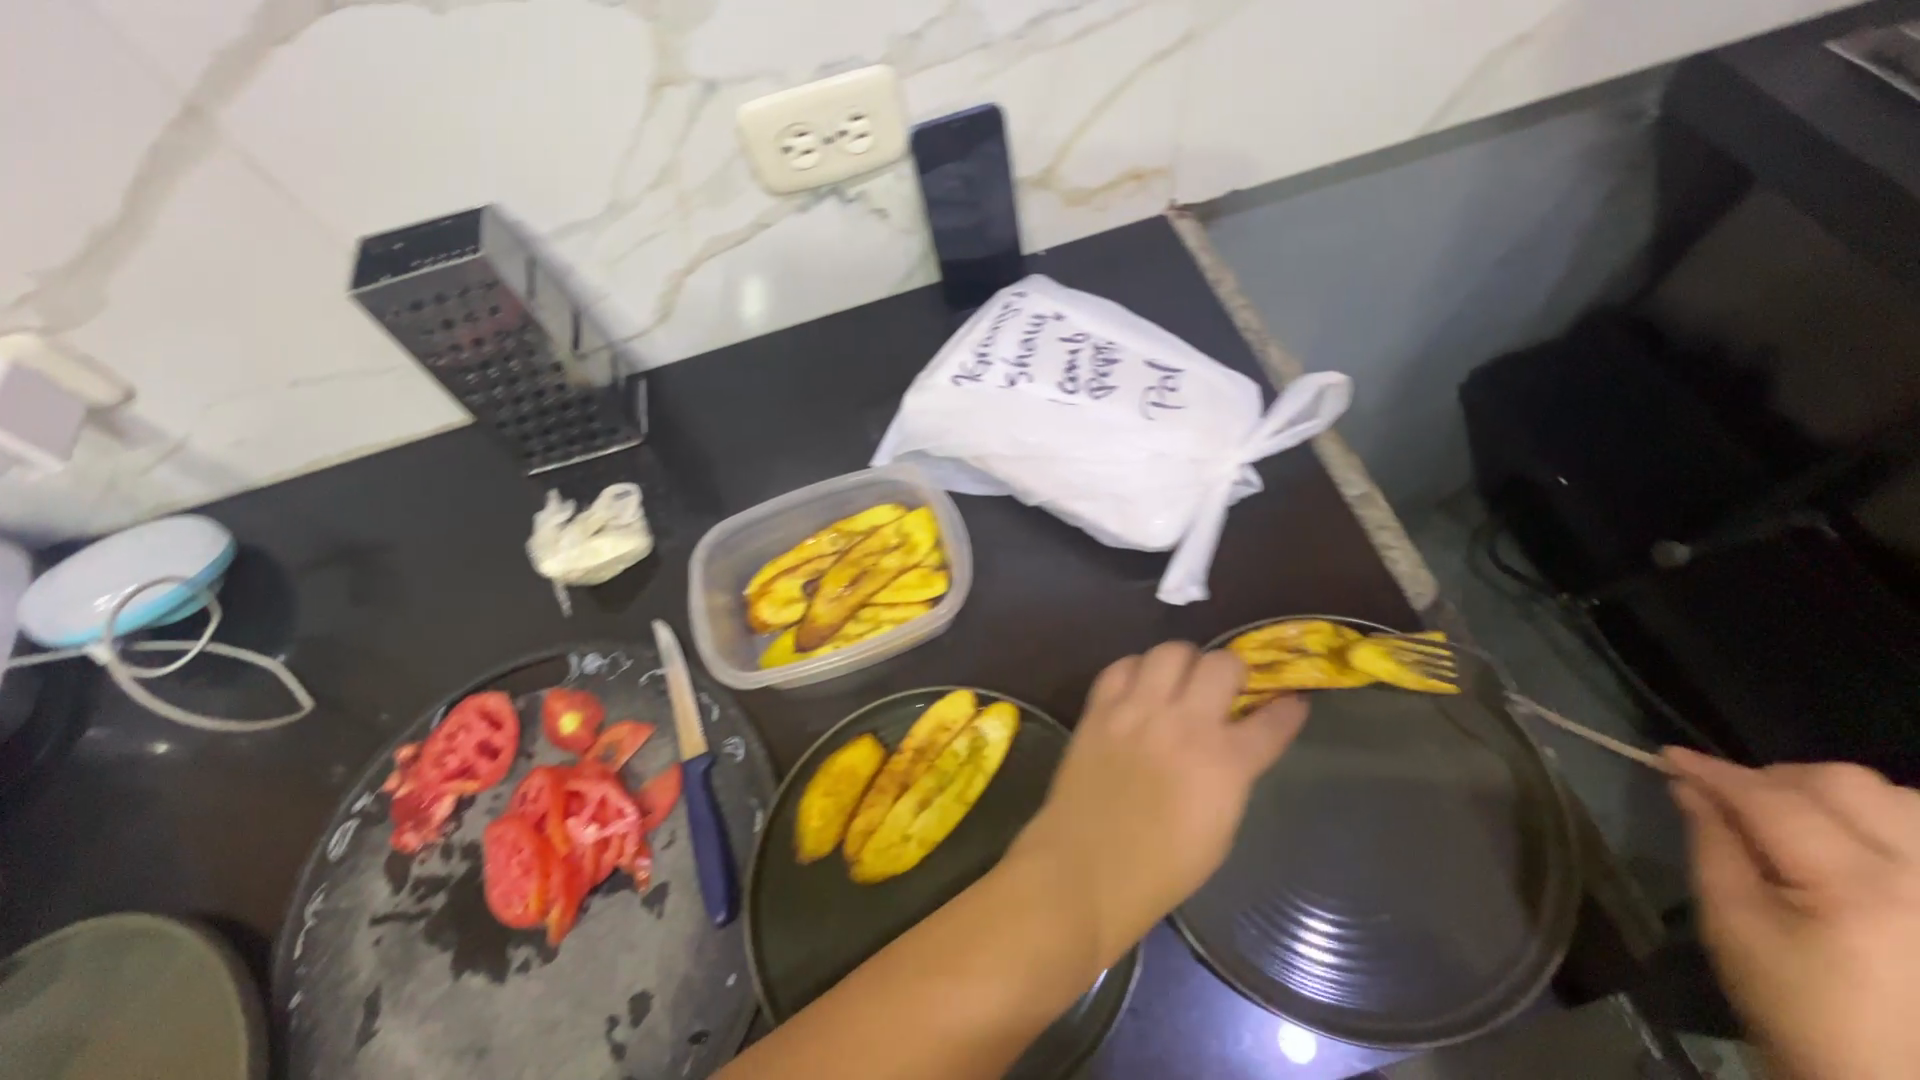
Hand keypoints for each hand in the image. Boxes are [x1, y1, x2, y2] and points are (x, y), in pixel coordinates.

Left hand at [1007, 642, 1307, 962]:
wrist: (1084, 870)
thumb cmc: (1162, 868)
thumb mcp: (1220, 829)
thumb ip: (1232, 778)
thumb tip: (1235, 749)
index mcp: (1224, 763)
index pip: (1271, 721)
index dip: (1288, 710)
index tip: (1292, 703)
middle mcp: (1183, 725)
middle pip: (1220, 664)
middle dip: (1232, 671)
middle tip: (1225, 689)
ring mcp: (1136, 712)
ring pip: (1170, 651)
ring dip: (1184, 663)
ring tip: (1180, 682)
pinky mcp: (1098, 711)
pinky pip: (1121, 667)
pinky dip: (1136, 671)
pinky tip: (1138, 690)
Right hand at [1666, 746, 1919, 1079]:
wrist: (1877, 1073)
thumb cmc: (1793, 1004)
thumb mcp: (1732, 924)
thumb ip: (1713, 845)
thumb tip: (1689, 786)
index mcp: (1859, 887)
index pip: (1774, 800)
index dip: (1715, 772)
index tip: (1667, 756)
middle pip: (1844, 783)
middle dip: (1774, 779)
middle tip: (1730, 798)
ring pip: (1894, 795)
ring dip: (1832, 795)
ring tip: (1792, 819)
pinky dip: (1880, 815)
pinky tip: (1847, 840)